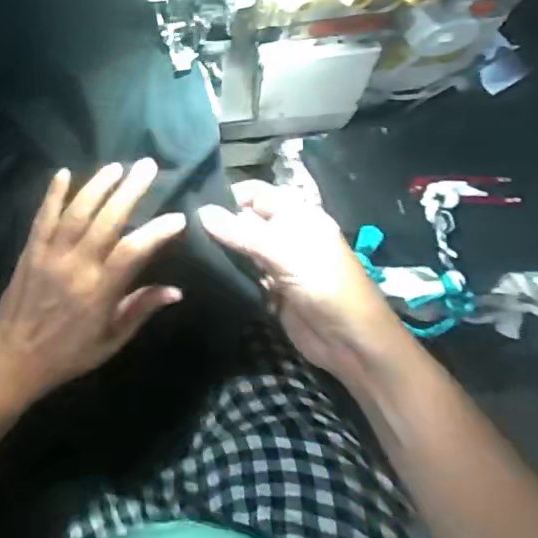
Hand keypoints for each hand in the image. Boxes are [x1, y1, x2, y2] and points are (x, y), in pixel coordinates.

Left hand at [0, 160, 186, 409]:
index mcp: (99, 292)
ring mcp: (50, 254)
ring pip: (76, 212)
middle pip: (107, 220)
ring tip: (116, 166)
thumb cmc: (67, 355)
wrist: (12, 357)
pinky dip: (53, 193)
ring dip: (97, 185)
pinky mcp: (30, 250)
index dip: (156, 232)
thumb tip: (175, 291)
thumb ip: (140, 311)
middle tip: (148, 167)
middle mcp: (75, 266)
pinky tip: (63, 173)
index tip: (177, 217)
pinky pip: (43, 217)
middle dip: (129, 191)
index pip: (132, 252)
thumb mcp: (110, 342)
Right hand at [199, 181, 416, 392]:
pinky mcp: (269, 285)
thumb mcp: (283, 254)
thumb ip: (240, 232)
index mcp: (296, 215)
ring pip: (239, 245)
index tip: (194, 206)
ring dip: (220, 249)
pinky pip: (241, 271)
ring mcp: (276, 260)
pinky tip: (202, 269)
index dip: (228, 196)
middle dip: (218, 223)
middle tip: (185, 229)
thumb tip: (200, 211)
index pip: (254, 193)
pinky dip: (226, 270)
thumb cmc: (325, 287)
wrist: (353, 344)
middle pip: (243, 218)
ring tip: (188, 248)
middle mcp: (285, 232)